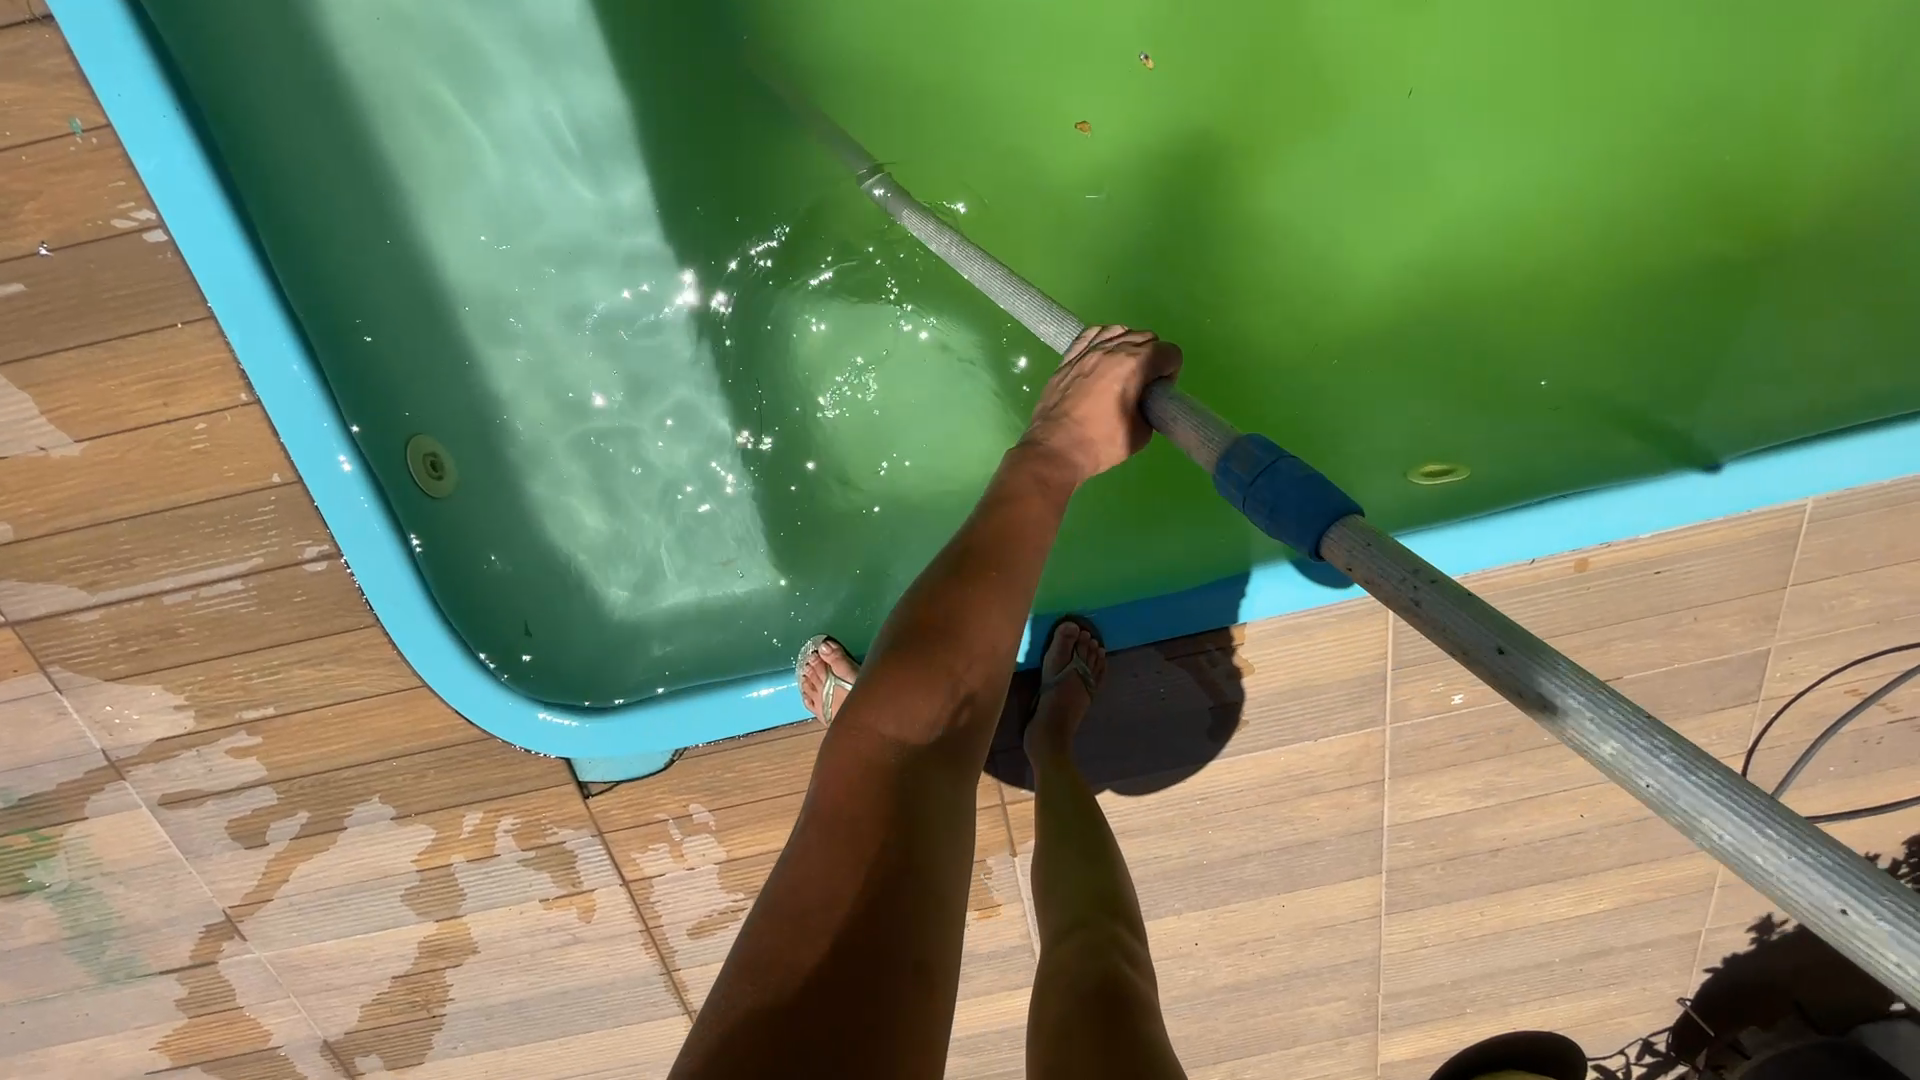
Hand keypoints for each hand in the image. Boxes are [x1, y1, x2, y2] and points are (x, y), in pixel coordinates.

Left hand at [1017, 325, 1182, 484]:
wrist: (1055, 449)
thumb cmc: (1101, 444)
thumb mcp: (1141, 433)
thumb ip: (1149, 409)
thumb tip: (1143, 403)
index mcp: (1135, 365)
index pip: (1169, 352)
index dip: (1171, 372)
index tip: (1160, 391)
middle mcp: (1112, 349)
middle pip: (1146, 337)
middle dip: (1152, 358)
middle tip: (1144, 384)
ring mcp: (1087, 351)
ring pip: (1118, 331)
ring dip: (1128, 345)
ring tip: (1123, 369)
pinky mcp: (1067, 359)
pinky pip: (1090, 335)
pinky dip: (1101, 340)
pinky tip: (1101, 356)